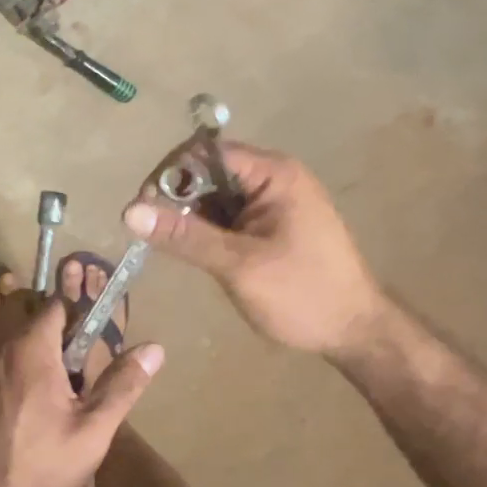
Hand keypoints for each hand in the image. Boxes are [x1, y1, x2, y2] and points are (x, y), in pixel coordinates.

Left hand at [0, 289, 163, 486]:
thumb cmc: (42, 468)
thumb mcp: (93, 431)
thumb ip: (122, 385)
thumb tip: (154, 348)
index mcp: (31, 348)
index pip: (54, 304)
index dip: (77, 313)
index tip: (93, 336)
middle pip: (22, 306)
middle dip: (47, 315)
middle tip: (73, 351)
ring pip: (2, 327)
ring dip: (26, 334)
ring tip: (53, 374)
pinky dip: (10, 355)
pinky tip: (28, 394)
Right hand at [123, 142, 386, 356]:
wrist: (358, 334)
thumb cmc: (303, 295)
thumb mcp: (238, 265)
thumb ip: (184, 235)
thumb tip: (129, 210)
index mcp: (274, 173)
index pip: (207, 152)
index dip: (171, 174)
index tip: (145, 207)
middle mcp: (275, 178)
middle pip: (209, 171)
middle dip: (179, 197)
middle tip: (154, 233)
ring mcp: (276, 202)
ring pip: (216, 195)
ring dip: (192, 216)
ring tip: (173, 247)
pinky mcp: (274, 225)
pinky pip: (230, 215)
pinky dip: (209, 229)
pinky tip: (197, 253)